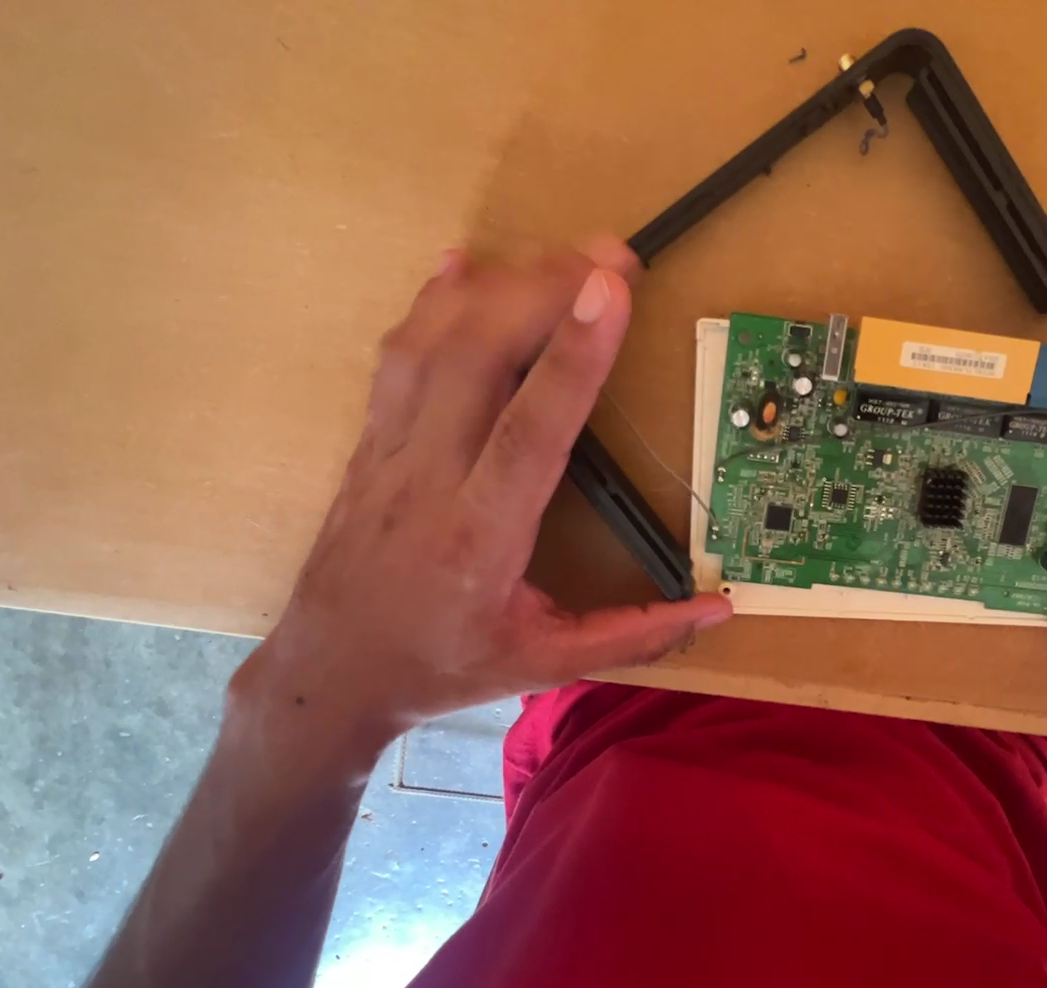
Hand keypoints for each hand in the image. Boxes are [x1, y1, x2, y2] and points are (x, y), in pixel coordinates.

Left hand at [230, 238, 730, 757]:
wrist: (327, 673)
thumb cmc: (443, 666)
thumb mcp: (548, 664)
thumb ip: (638, 636)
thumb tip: (719, 611)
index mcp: (482, 535)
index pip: (531, 429)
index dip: (574, 355)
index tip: (610, 289)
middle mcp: (429, 477)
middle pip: (477, 356)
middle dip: (543, 289)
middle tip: (610, 256)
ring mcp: (389, 450)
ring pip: (433, 341)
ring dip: (497, 284)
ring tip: (560, 255)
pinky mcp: (370, 440)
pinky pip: (397, 354)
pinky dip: (432, 300)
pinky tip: (462, 263)